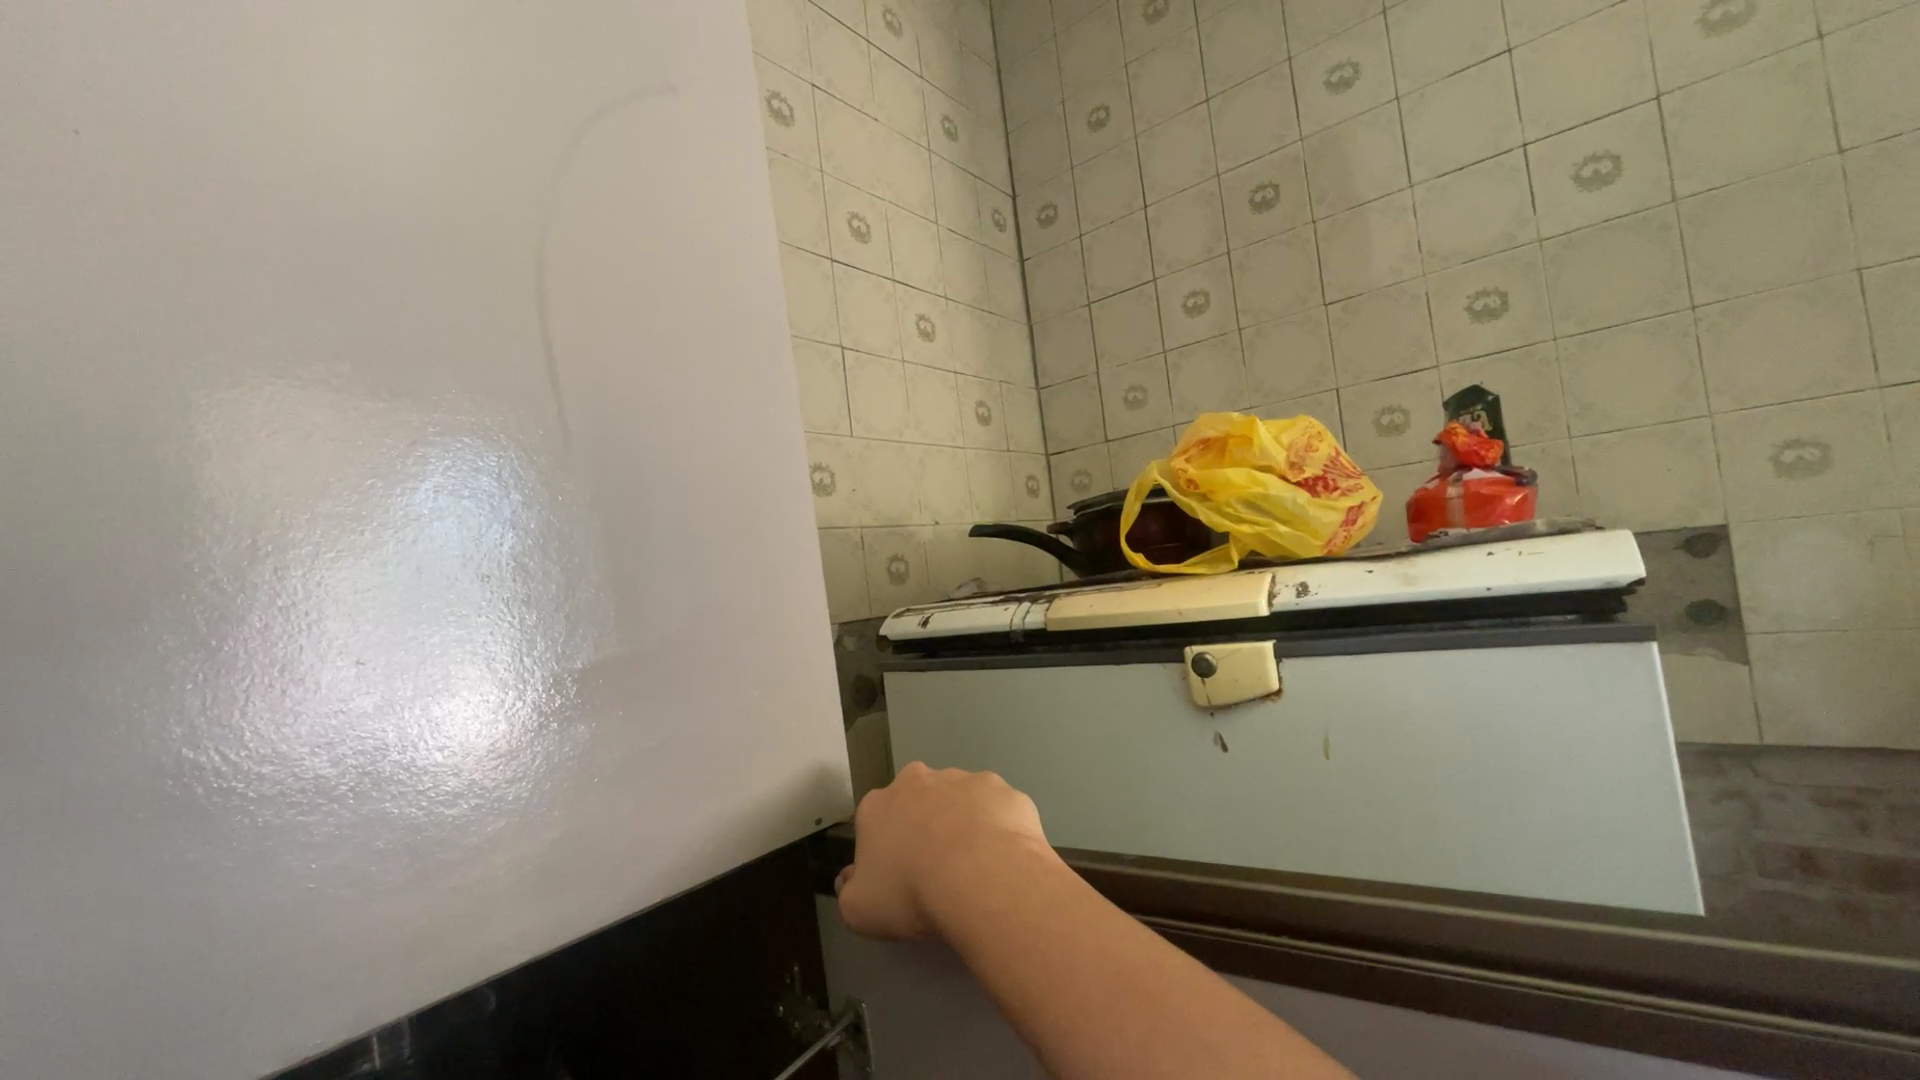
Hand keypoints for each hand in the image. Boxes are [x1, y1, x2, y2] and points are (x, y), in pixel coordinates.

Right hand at [836, 762, 1057, 940]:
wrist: (982, 878)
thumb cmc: (911, 893)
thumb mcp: (859, 910)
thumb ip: (849, 891)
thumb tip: (850, 879)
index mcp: (878, 805)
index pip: (875, 821)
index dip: (886, 850)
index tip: (899, 878)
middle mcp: (919, 781)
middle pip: (919, 802)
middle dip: (926, 827)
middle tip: (938, 870)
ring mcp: (966, 780)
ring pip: (962, 802)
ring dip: (965, 825)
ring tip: (977, 869)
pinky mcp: (1005, 791)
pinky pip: (1000, 811)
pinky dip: (1001, 830)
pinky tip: (1005, 861)